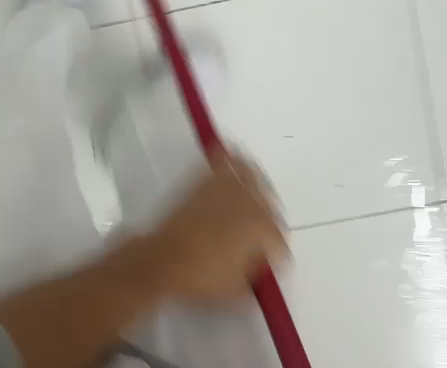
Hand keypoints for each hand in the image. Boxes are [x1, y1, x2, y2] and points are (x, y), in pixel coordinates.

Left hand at [135, 150, 287, 304]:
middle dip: (268, 221)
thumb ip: (258, 274)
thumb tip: (262, 266)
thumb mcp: (239, 288)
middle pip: (271, 206)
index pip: (281, 238)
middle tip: (257, 235)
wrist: (165, 257)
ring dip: (257, 187)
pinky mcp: (206, 179)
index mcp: (262, 229)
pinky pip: (227, 160)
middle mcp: (249, 202)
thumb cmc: (203, 276)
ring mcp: (227, 187)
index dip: (274, 254)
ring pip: (253, 177)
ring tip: (252, 197)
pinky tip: (233, 161)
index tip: (264, 261)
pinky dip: (233, 159)